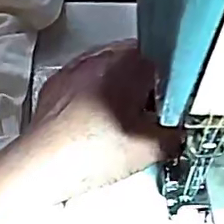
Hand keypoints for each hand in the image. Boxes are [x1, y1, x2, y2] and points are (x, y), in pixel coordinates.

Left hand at [22, 40, 178, 195]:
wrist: (40, 166)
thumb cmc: (85, 154)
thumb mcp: (147, 150)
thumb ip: (175, 138)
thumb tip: (183, 135)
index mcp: (130, 62)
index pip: (167, 63)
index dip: (174, 91)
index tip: (172, 111)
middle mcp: (101, 56)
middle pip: (137, 67)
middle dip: (145, 93)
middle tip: (147, 123)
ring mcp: (75, 70)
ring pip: (109, 76)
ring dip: (118, 97)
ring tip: (118, 129)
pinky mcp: (56, 87)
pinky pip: (83, 88)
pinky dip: (92, 104)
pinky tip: (93, 130)